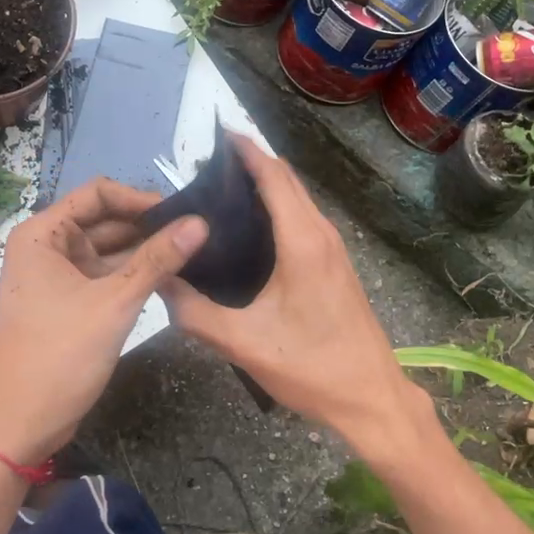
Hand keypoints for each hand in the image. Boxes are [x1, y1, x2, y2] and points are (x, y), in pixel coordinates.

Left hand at [0, 178, 207, 465]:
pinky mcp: (67, 303)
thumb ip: (158, 260)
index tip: (182, 212)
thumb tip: (201, 222)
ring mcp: (55, 276)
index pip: (98, 194)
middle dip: (147, 226)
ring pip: (107, 250)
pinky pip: (104, 276)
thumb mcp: (113, 304)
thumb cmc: (58, 357)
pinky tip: (171, 276)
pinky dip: (132, 275)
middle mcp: (46, 247)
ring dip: (144, 252)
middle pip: (104, 220)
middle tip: (198, 232)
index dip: (140, 199)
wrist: (17, 429)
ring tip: (194, 251)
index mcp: (42, 235)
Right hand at [159, 137, 422, 449]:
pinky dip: (278, 205)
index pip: (273, 176)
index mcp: (302, 241)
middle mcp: (321, 233)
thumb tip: (159, 283)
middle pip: (286, 179)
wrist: (373, 399)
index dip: (246, 150)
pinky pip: (303, 216)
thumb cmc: (312, 368)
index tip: (217, 133)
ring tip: (220, 192)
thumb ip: (195, 313)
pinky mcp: (335, 263)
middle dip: (250, 162)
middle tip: (204, 168)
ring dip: (266, 183)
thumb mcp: (244, 343)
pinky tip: (250, 228)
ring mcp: (333, 247)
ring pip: (297, 197)